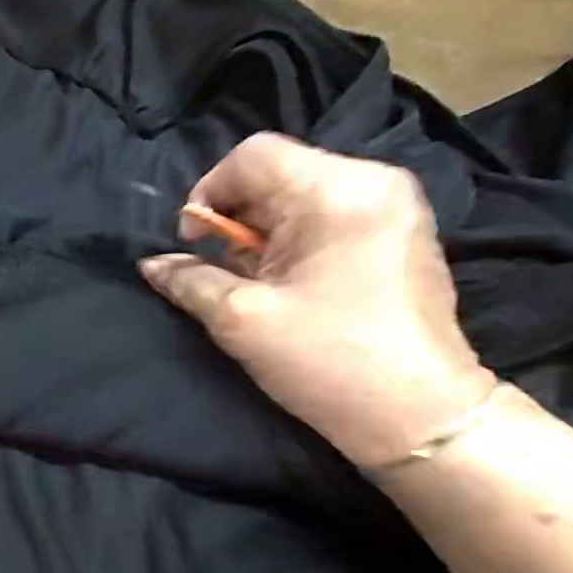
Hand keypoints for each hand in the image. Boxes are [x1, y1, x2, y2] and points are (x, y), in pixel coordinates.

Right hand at [139, 132, 495, 469]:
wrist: (419, 416)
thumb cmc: (327, 362)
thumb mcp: (242, 320)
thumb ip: (190, 280)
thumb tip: (153, 264)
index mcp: (338, 190)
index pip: (252, 156)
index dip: (208, 193)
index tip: (194, 243)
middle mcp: (374, 180)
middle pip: (279, 173)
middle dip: (238, 219)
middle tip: (227, 272)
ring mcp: (396, 206)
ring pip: (304, 196)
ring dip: (266, 233)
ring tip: (260, 285)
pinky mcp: (403, 233)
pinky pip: (333, 216)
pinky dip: (299, 241)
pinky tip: (294, 284)